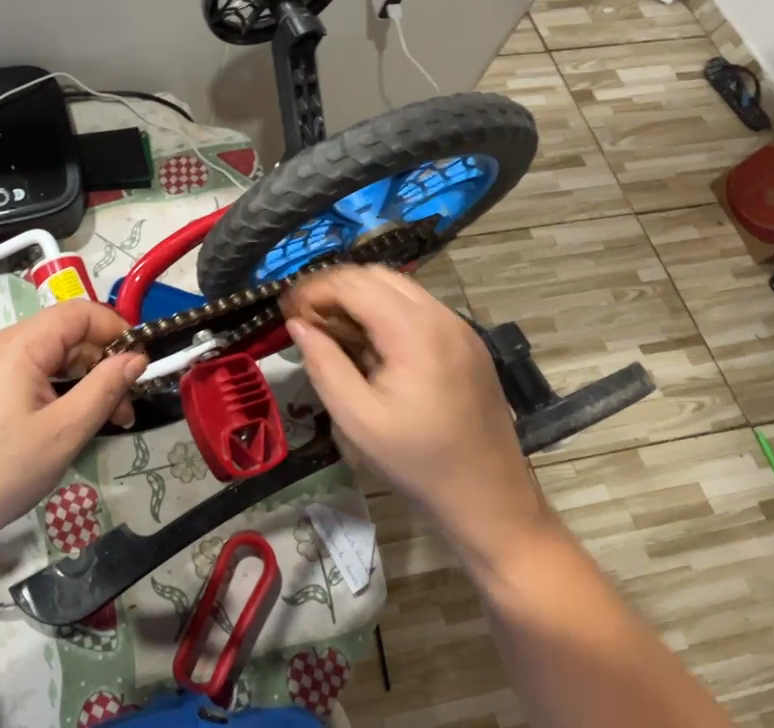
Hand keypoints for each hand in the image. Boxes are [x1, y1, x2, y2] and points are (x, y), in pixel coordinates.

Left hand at [0, 299, 146, 553]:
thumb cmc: (5, 471)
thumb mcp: (66, 431)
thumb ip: (105, 388)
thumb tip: (137, 357)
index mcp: (18, 346)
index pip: (78, 313)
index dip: (115, 329)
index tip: (141, 362)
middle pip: (64, 334)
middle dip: (102, 362)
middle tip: (127, 407)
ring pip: (48, 356)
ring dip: (82, 380)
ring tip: (107, 420)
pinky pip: (28, 374)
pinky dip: (57, 389)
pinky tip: (69, 421)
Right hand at [282, 266, 545, 543]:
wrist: (489, 498)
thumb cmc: (417, 462)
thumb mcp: (357, 420)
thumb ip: (324, 365)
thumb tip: (297, 325)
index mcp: (415, 331)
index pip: (354, 283)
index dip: (313, 290)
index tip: (285, 312)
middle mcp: (442, 316)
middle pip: (377, 276)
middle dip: (335, 289)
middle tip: (305, 320)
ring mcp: (460, 328)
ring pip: (399, 288)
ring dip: (360, 298)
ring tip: (332, 331)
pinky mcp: (467, 343)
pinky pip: (419, 308)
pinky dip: (386, 312)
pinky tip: (369, 346)